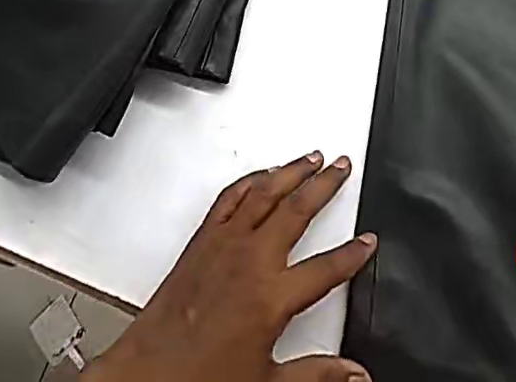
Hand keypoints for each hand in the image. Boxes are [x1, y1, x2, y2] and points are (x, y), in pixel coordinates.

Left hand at [84, 152, 376, 381]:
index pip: (325, 268)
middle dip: (325, 184)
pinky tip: (262, 173)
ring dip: (291, 170)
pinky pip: (231, 197)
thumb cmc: (200, 379)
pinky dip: (250, 179)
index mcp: (271, 297)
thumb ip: (316, 374)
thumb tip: (354, 375)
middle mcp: (251, 259)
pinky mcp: (203, 237)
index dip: (352, 254)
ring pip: (265, 192)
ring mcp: (225, 242)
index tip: (367, 240)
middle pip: (298, 209)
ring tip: (311, 157)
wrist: (148, 374)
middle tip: (343, 166)